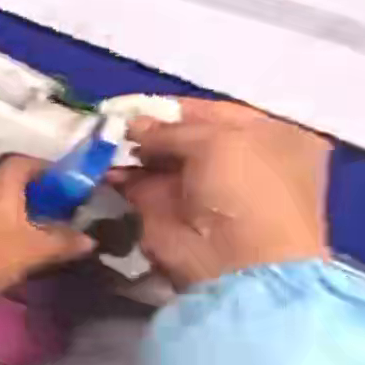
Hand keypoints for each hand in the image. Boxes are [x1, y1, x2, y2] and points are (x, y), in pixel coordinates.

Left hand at [0, 156, 97, 303]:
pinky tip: (8, 250)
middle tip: (56, 213)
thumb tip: (87, 239)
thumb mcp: (35, 251)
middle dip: (33, 198)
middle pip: (6, 187)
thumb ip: (64, 241)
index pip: (19, 163)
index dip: (44, 167)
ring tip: (36, 235)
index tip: (65, 182)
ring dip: (13, 217)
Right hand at [111, 98, 330, 288]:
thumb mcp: (219, 142)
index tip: (127, 106)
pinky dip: (115, 175)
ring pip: (152, 158)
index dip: (169, 108)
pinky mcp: (162, 207)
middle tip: (106, 127)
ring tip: (97, 147)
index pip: (210, 111)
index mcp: (268, 135)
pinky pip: (134, 182)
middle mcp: (233, 157)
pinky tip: (99, 170)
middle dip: (143, 130)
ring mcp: (196, 184)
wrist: (232, 259)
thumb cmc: (245, 191)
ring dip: (126, 152)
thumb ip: (173, 129)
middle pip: (178, 134)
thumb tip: (133, 125)